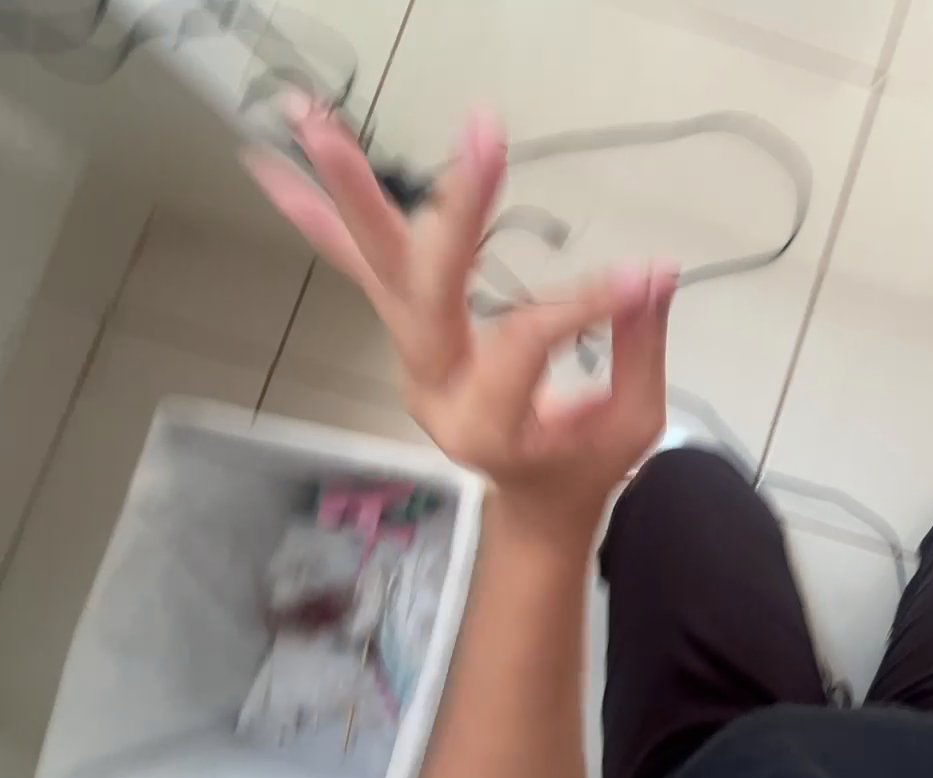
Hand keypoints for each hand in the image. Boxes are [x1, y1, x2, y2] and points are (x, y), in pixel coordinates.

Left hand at [245, 103, 678, 533]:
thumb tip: (657, 274)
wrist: (533, 503)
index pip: (528, 341)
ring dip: (349, 197)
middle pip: (430, 292)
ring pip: (382, 276)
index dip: (583, 304)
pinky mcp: (412, 344)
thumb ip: (640, 350)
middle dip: (459, 210)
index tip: (640, 280)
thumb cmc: (585, 471)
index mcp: (488, 428)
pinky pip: (370, 282)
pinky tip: (274, 174)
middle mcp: (433, 393)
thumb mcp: (632, 424)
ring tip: (308, 118)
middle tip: (482, 134)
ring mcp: (414, 366)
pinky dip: (327, 227)